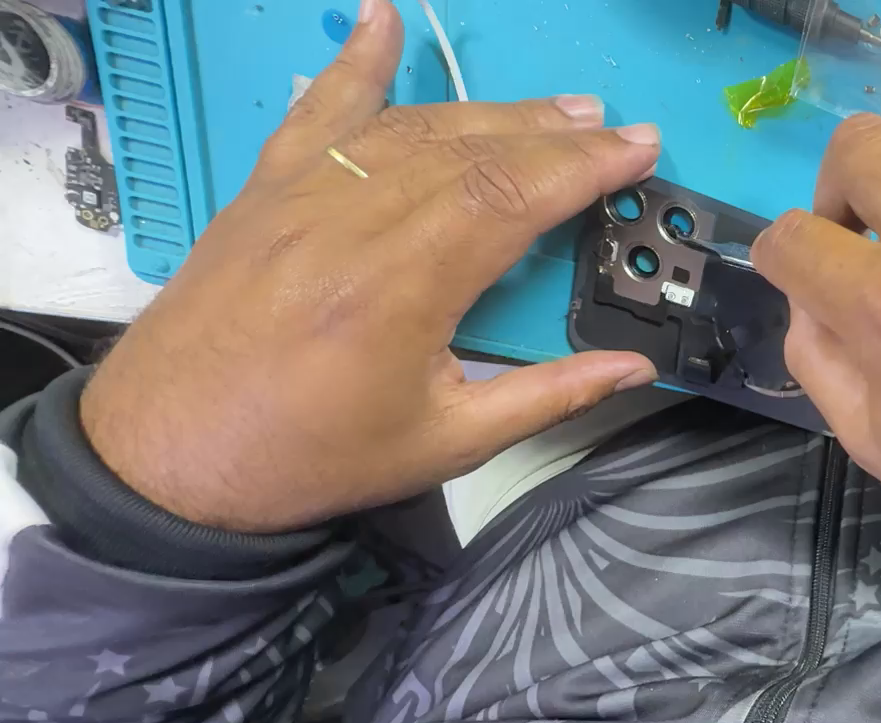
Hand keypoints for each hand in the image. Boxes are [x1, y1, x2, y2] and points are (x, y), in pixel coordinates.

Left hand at [79, 0, 661, 532]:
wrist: (176, 454)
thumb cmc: (325, 454)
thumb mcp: (457, 439)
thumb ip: (554, 395)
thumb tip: (637, 368)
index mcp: (403, 287)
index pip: (509, 198)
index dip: (581, 167)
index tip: (638, 151)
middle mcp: (350, 223)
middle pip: (470, 151)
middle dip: (556, 135)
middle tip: (617, 129)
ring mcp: (299, 198)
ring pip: (412, 128)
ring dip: (494, 110)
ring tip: (560, 106)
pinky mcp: (265, 194)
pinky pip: (318, 115)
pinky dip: (355, 64)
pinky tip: (379, 20)